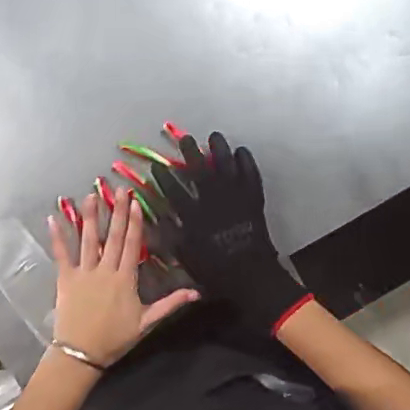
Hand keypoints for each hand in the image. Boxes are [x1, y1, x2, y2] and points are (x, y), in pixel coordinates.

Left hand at [48, 193, 197, 366]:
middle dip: (117, 211)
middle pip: (112, 236)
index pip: (132, 245)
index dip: (134, 223)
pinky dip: (57, 237)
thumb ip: (170, 304)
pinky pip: (61, 254)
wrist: (81, 353)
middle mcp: (105, 270)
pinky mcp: (65, 279)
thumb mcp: (147, 323)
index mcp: (125, 278)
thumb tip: (196, 293)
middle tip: (119, 190)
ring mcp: (84, 272)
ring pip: (87, 240)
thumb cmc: (115, 338)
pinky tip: (53, 218)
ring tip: (91, 195)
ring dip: (89, 217)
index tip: (136, 203)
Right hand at [150, 132, 310, 334]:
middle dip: (190, 152)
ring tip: (214, 136)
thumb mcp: (186, 256)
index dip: (163, 177)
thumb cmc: (215, 269)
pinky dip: (245, 161)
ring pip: (225, 165)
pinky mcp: (253, 198)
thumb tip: (156, 217)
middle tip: (185, 138)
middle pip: (198, 169)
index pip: (173, 189)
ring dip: (219, 149)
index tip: (157, 166)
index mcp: (193, 214)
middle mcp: (211, 199)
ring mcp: (235, 196)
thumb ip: (170, 234)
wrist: (251, 273)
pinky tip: (241, 151)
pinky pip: (249, 173)